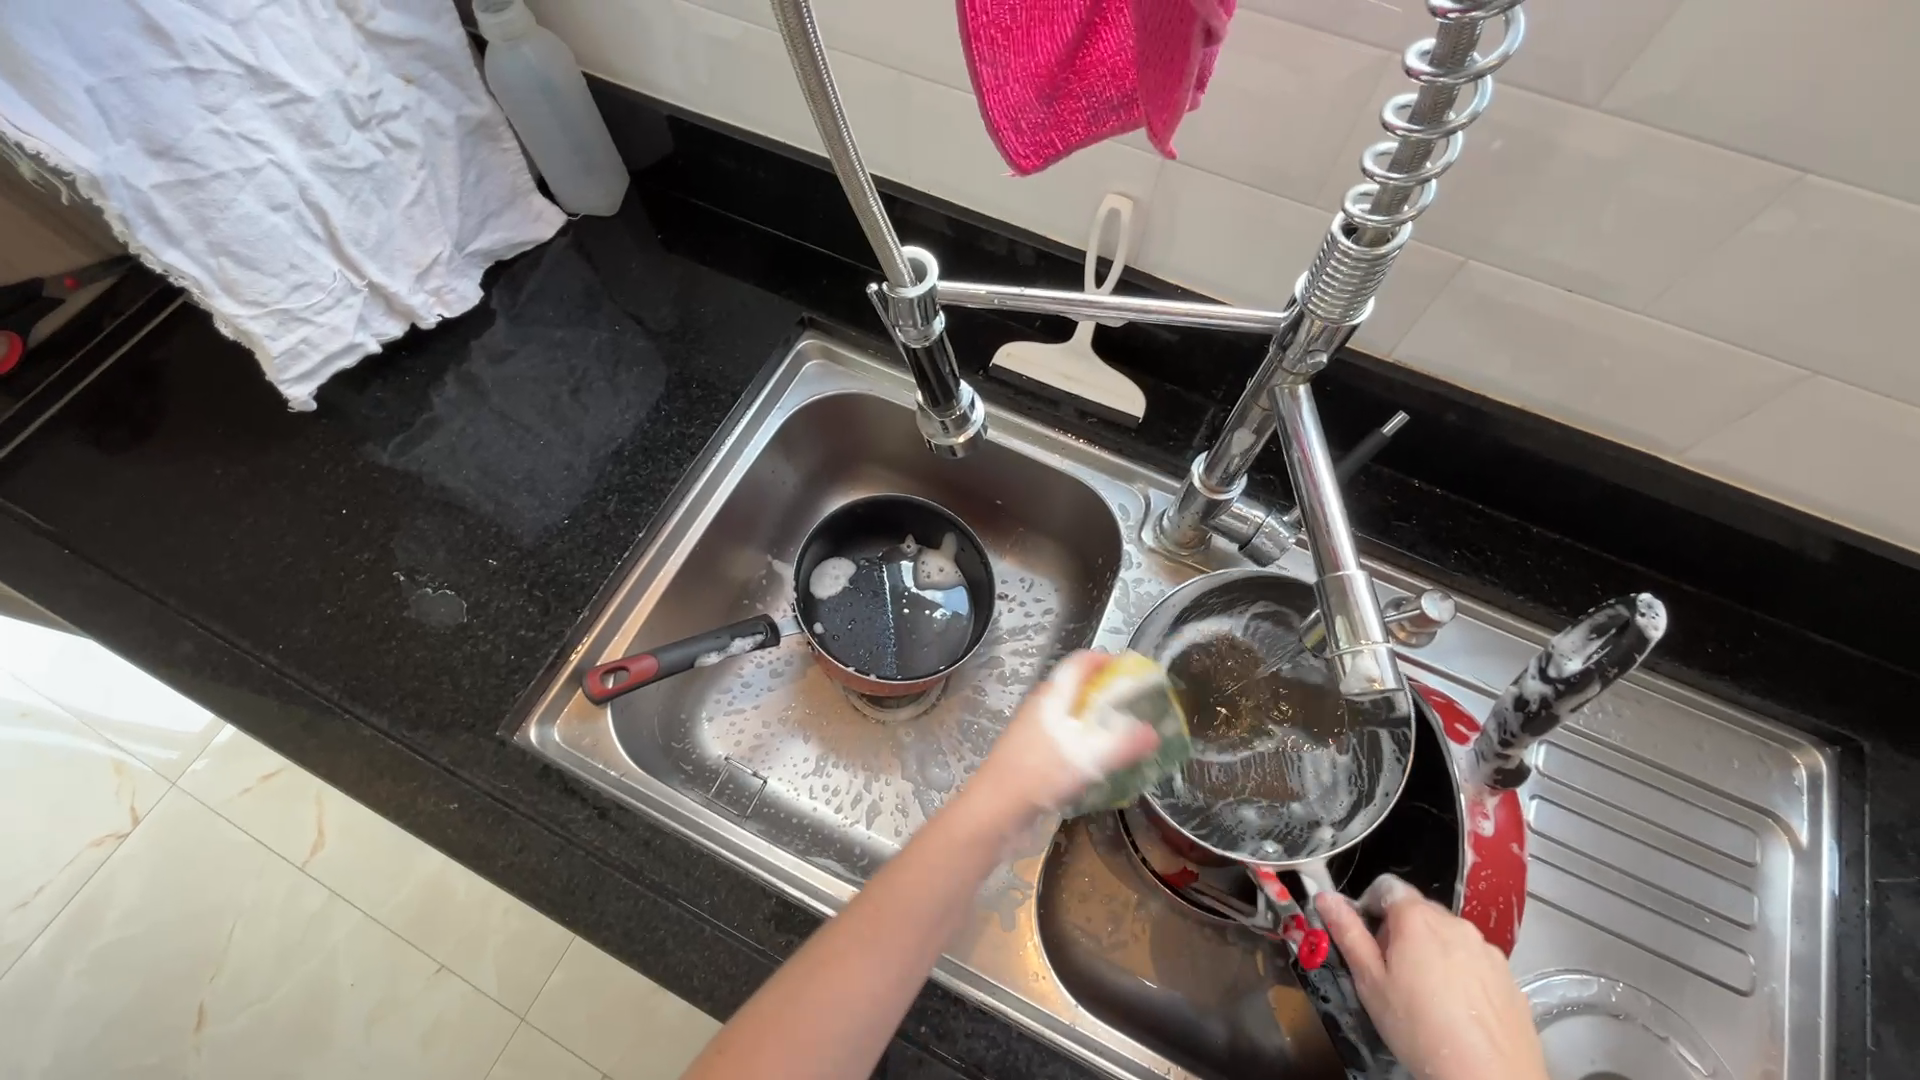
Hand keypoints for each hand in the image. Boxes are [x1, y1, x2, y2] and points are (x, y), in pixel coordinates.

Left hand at [966, 650, 1160, 825]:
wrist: (993, 812)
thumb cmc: (1037, 775)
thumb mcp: (1086, 758)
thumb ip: (1122, 744)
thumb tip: (1154, 732)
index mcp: (1052, 696)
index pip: (1080, 663)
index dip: (1107, 660)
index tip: (1134, 670)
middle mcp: (1042, 708)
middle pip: (1078, 688)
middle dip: (1108, 692)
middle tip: (1138, 704)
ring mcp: (1036, 732)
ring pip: (1072, 715)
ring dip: (1098, 720)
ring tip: (1126, 732)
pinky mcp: (1034, 756)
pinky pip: (1067, 739)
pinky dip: (1087, 743)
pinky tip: (1101, 763)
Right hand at [1316, 874, 1548, 1079]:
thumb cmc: (1418, 1028)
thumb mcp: (1370, 982)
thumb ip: (1348, 933)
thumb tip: (1326, 897)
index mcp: (1416, 918)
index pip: (1387, 886)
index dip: (1370, 906)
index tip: (1369, 942)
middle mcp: (1455, 923)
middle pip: (1419, 911)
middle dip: (1401, 931)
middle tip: (1394, 974)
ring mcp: (1488, 950)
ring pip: (1448, 937)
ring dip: (1433, 951)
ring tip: (1429, 997)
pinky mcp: (1510, 978)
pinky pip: (1475, 962)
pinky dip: (1462, 974)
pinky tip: (1459, 1011)